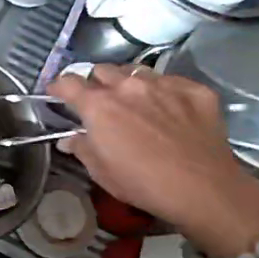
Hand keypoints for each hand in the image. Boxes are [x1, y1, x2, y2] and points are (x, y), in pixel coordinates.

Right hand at [47, 65, 258, 256]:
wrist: (201, 187)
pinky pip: (172, 82)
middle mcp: (129, 86)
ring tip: (136, 104)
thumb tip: (71, 139)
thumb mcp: (102, 173)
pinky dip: (164, 93)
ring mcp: (164, 84)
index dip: (59, 86)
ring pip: (138, 71)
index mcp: (100, 106)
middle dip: (97, 83)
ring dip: (130, 83)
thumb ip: (83, 148)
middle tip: (101, 103)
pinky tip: (170, 112)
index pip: (69, 83)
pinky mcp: (194, 90)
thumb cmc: (142, 184)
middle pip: (103, 71)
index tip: (57, 93)